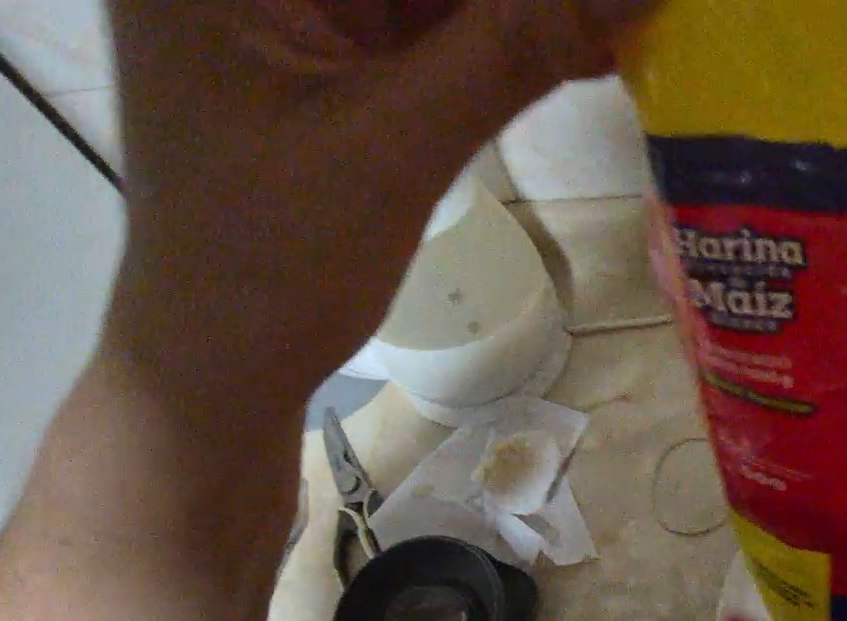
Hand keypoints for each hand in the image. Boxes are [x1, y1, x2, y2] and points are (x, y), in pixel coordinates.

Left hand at [106, 0, 653, 410]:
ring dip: (513, 14)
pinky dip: (491, 38)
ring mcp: (281, 4)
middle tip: (618, 13)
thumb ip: (518, 50)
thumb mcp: (398, 148)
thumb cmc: (280, 264)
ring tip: (611, 26)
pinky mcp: (319, 47)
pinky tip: (570, 48)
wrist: (229, 359)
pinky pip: (419, 22)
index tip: (605, 0)